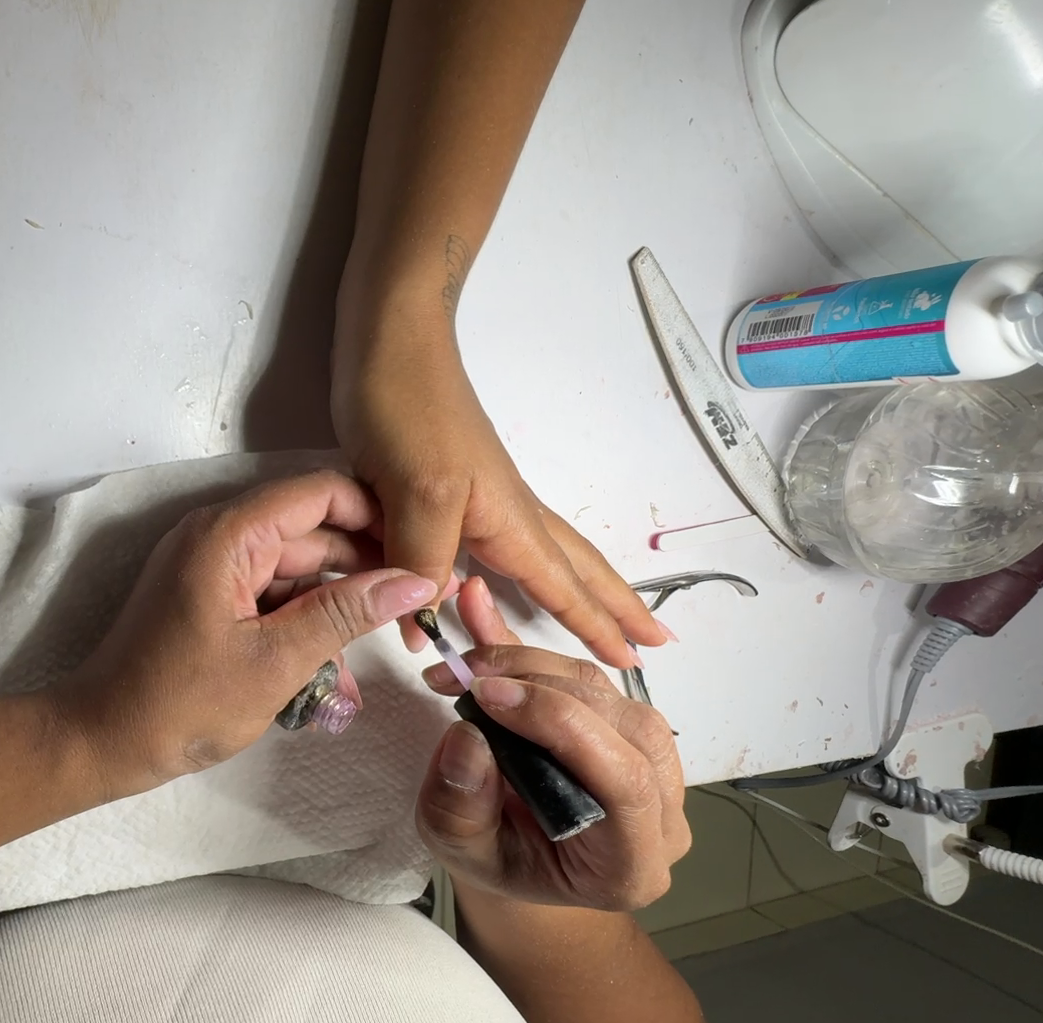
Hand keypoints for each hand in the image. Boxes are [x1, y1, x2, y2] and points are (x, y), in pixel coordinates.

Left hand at [51, 471, 441, 798]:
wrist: (105, 738)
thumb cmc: (183, 703)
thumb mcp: (275, 661)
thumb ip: (345, 613)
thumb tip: (415, 579)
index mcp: (228, 534)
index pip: (318, 493)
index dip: (374, 513)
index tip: (422, 550)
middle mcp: (218, 537)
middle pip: (310, 531)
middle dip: (362, 568)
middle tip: (418, 609)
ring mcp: (211, 567)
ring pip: (294, 569)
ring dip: (334, 605)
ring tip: (381, 646)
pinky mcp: (208, 596)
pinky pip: (269, 595)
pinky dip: (300, 623)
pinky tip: (333, 667)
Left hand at [332, 324, 662, 668]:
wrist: (388, 340)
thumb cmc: (406, 410)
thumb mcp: (415, 491)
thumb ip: (423, 561)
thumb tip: (427, 632)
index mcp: (504, 515)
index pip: (561, 582)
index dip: (592, 624)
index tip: (637, 662)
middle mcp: (500, 506)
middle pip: (571, 563)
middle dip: (610, 605)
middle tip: (654, 644)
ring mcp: (475, 491)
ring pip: (533, 550)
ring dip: (568, 584)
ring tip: (593, 613)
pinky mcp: (441, 480)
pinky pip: (484, 538)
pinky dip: (501, 565)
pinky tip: (481, 571)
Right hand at [418, 577, 688, 909]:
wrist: (516, 858)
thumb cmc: (493, 861)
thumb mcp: (456, 847)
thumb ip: (458, 805)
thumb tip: (468, 736)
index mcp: (630, 865)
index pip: (627, 784)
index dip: (560, 725)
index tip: (485, 693)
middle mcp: (662, 818)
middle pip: (628, 727)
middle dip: (542, 685)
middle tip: (465, 672)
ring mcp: (656, 772)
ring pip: (615, 695)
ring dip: (537, 665)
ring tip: (470, 664)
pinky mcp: (628, 734)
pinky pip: (594, 682)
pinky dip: (537, 658)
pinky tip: (489, 640)